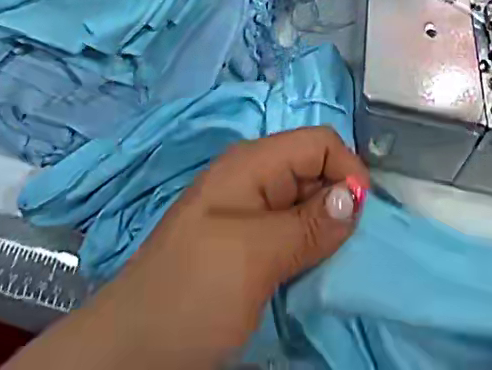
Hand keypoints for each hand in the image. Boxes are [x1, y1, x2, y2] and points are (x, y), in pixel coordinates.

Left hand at [8, 126, 367, 369]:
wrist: (128, 352)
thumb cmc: (190, 294)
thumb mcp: (254, 256)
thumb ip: (307, 224)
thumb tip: (358, 195)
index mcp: (251, 164)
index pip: (319, 142)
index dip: (348, 172)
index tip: (364, 223)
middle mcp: (253, 179)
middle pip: (316, 171)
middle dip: (342, 204)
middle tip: (356, 253)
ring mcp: (248, 214)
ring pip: (307, 205)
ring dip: (328, 232)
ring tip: (338, 268)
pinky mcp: (246, 247)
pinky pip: (292, 234)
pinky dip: (310, 251)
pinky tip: (315, 276)